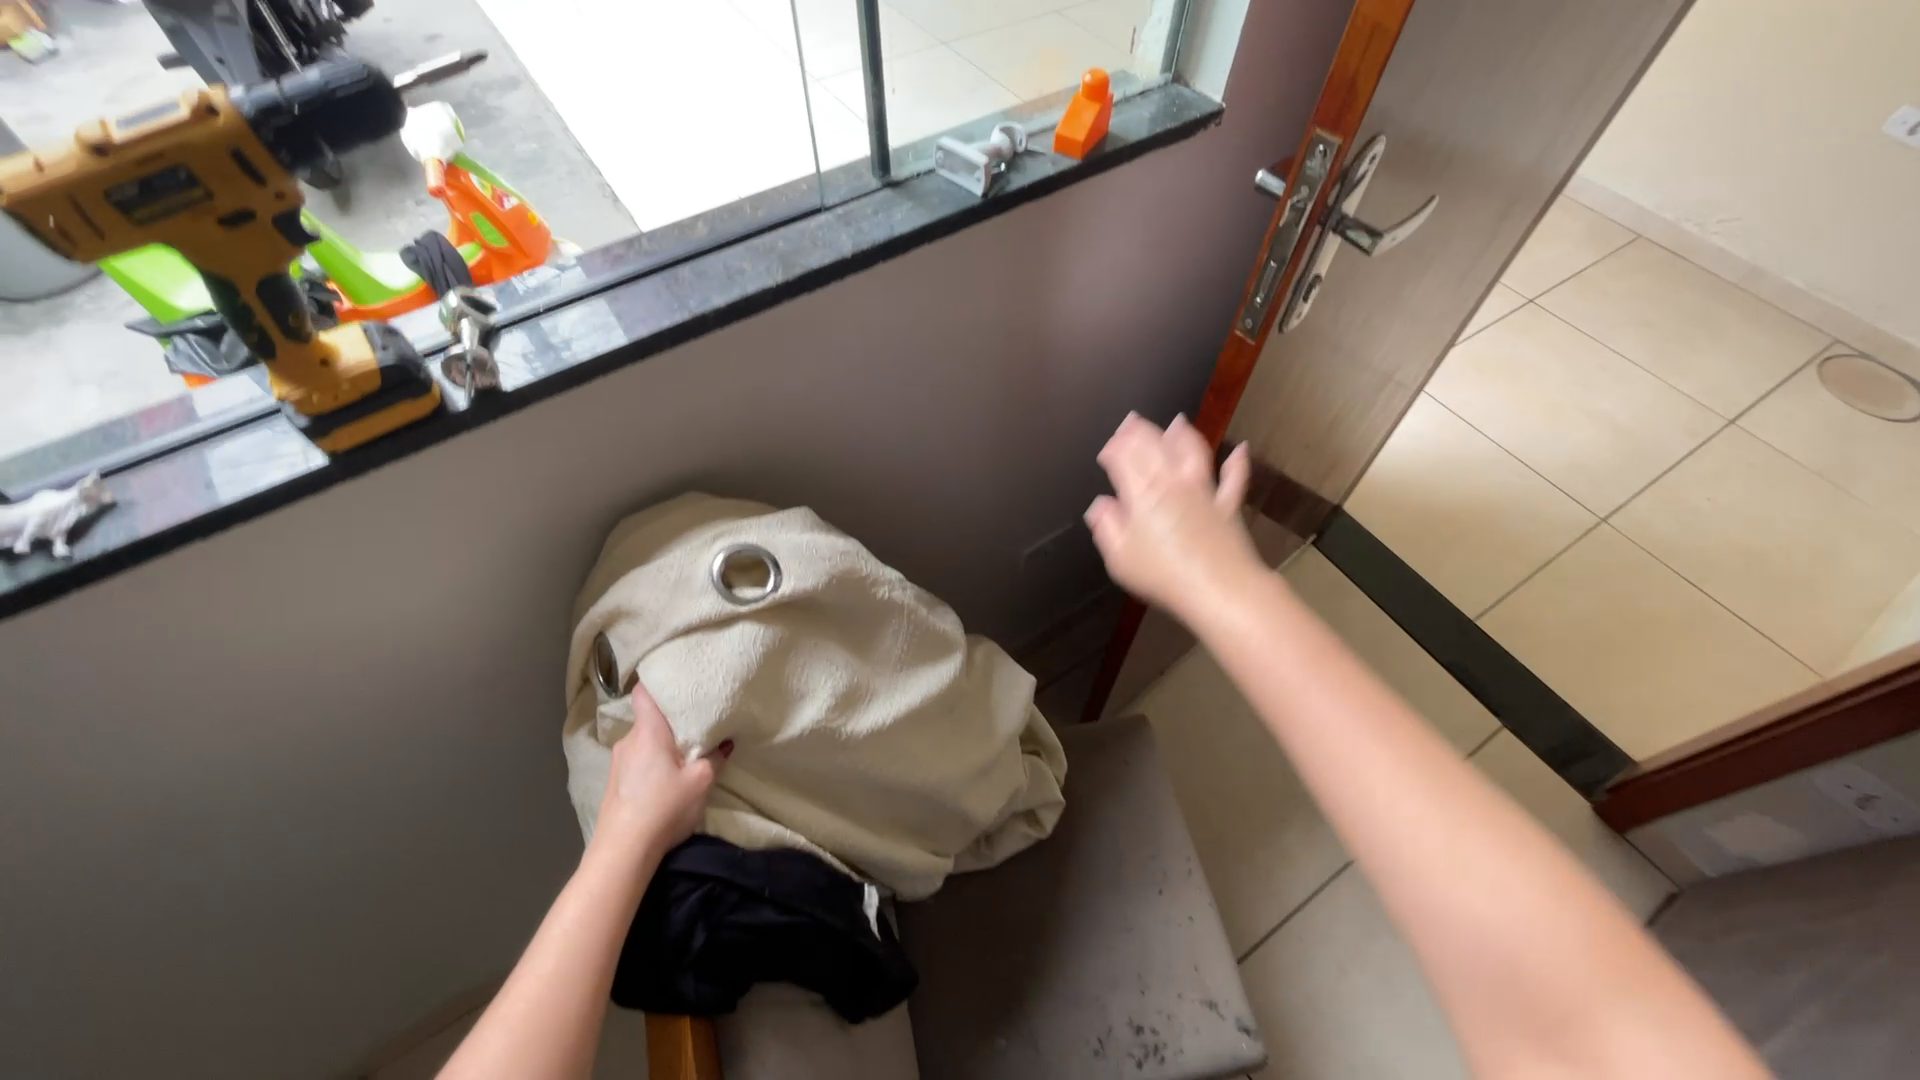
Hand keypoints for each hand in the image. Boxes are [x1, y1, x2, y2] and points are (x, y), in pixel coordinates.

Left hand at [591, 682, 729, 864]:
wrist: (622, 851)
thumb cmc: (663, 807)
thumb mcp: (701, 781)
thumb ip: (715, 758)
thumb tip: (725, 743)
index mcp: (648, 732)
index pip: (644, 692)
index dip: (658, 681)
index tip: (677, 678)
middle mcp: (628, 740)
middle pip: (649, 718)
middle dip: (671, 720)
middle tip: (696, 723)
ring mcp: (618, 762)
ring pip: (644, 741)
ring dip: (662, 744)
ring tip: (685, 753)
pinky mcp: (616, 782)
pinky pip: (638, 759)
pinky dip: (653, 761)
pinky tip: (666, 779)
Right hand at [1085, 413, 1260, 615]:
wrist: (1218, 588)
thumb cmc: (1164, 574)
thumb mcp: (1120, 557)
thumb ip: (1106, 527)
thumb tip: (1099, 507)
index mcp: (1142, 493)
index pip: (1124, 458)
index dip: (1113, 448)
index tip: (1107, 450)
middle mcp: (1173, 482)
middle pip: (1155, 446)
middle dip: (1139, 431)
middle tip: (1129, 423)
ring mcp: (1203, 491)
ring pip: (1192, 452)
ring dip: (1182, 435)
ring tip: (1175, 423)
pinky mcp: (1227, 505)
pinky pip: (1234, 479)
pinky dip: (1237, 463)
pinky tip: (1239, 450)